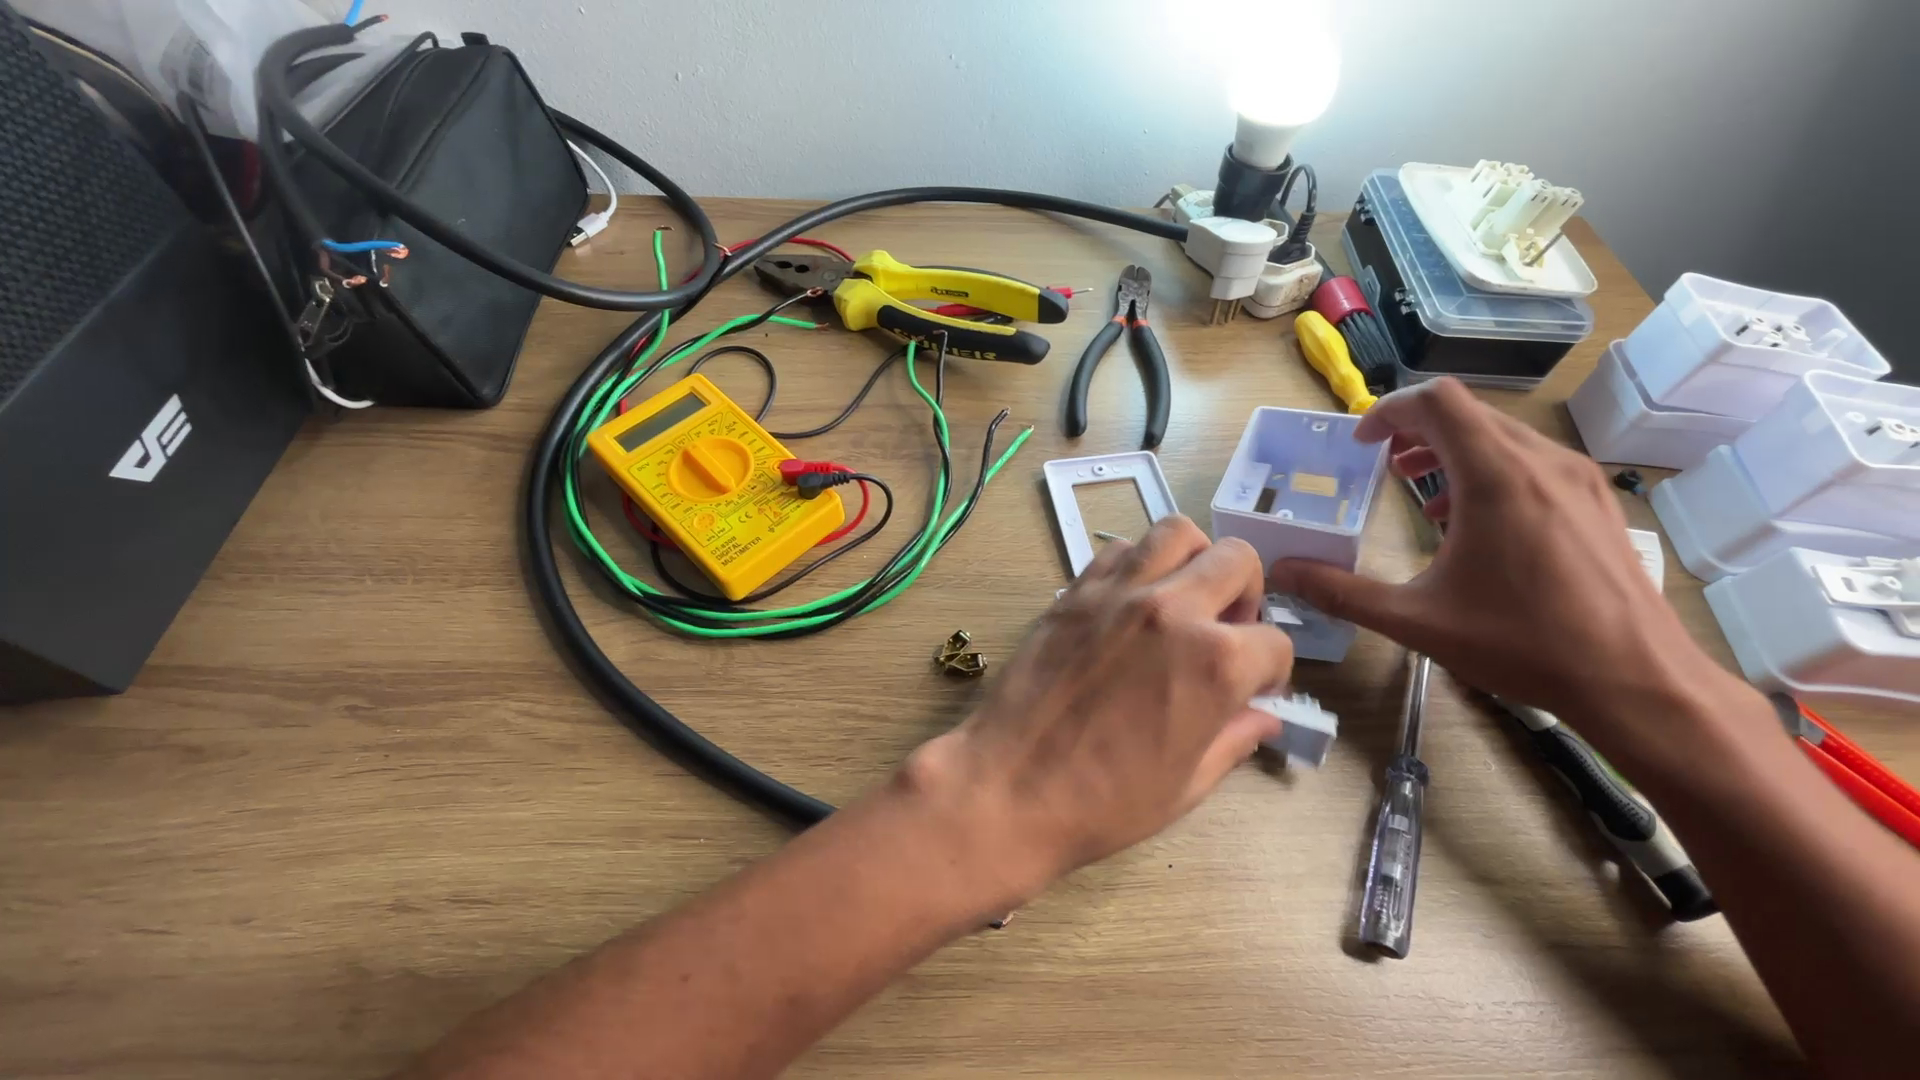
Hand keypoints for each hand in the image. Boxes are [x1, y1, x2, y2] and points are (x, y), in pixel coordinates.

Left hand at [901, 517, 1293, 903]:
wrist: (1009, 787)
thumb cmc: (1104, 802)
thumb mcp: (1187, 784)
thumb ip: (1234, 739)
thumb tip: (1263, 718)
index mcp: (1215, 662)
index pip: (1275, 642)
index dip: (1272, 671)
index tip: (1253, 691)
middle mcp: (1173, 610)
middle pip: (1237, 560)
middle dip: (1247, 593)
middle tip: (1225, 629)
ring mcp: (1119, 593)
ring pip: (1176, 532)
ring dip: (1193, 559)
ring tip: (1182, 599)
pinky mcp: (1074, 592)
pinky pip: (1119, 551)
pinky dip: (1137, 565)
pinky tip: (1129, 604)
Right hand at [1268, 378, 1733, 745]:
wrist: (1637, 680)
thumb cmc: (1522, 644)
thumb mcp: (1416, 620)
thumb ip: (1341, 591)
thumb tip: (1283, 574)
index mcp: (1495, 477)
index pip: (1437, 402)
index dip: (1389, 411)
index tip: (1361, 443)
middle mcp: (1541, 462)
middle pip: (1469, 413)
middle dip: (1416, 430)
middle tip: (1381, 465)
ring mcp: (1577, 480)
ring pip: (1503, 436)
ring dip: (1453, 449)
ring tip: (1419, 488)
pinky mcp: (1596, 503)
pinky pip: (1532, 462)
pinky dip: (1489, 470)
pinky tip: (1472, 520)